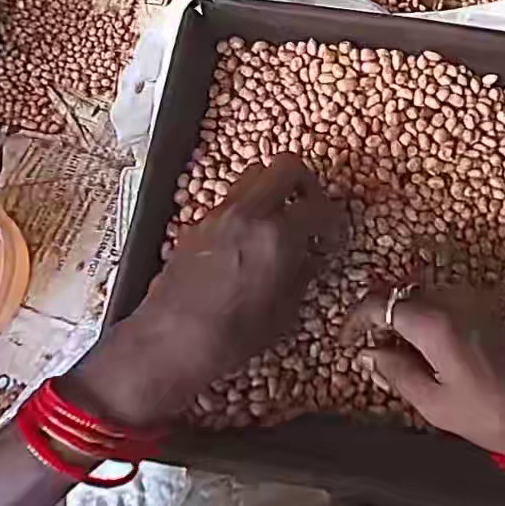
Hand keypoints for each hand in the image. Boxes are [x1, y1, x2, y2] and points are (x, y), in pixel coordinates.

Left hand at [66, 153, 344, 427]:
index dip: (333, 221)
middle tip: (310, 209)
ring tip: (280, 221)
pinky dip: (248, 207)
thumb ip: (302, 274)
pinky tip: (250, 239)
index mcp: (277, 235)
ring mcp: (220, 214)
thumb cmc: (232, 335)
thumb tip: (311, 256)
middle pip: (286, 166)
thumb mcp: (283, 313)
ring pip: (255, 174)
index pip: (318, 208)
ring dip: (274, 189)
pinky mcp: (199, 223)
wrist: (171, 338)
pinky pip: (231, 198)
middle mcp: (249, 213)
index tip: (332, 235)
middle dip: (306, 183)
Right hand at [342, 283, 504, 453]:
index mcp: (434, 325)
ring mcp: (468, 305)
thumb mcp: (433, 403)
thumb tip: (368, 352)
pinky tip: (423, 353)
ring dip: (399, 320)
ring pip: (418, 300)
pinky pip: (439, 306)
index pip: (380, 305)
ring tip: (395, 357)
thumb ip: (394, 371)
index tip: (346, 340)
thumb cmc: (489, 415)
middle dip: (377, 319)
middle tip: (369, 351)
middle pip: (398, 296)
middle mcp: (450, 304)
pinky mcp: (481, 313)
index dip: (355, 319)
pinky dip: (421, 322)